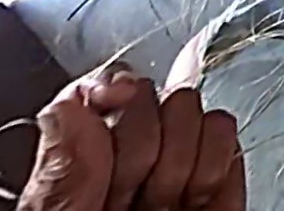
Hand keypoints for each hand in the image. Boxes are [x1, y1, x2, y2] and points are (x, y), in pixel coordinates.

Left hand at [19, 65, 243, 210]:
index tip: (111, 98)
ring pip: (190, 101)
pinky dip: (211, 162)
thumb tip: (71, 104)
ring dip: (177, 158)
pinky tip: (191, 199)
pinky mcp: (220, 167)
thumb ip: (59, 178)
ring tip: (158, 206)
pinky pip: (224, 129)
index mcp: (75, 165)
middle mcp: (126, 154)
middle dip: (140, 143)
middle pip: (150, 89)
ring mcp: (176, 157)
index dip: (106, 85)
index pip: (94, 88)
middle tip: (126, 195)